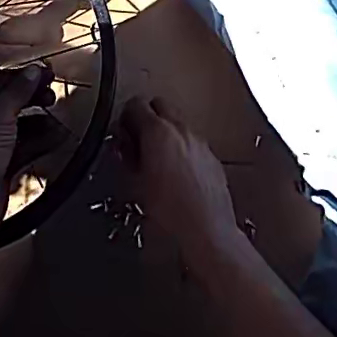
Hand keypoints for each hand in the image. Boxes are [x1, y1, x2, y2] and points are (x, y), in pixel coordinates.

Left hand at [0, 65, 56, 243]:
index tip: (45, 74)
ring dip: (40, 123)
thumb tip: (31, 72)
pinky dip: (41, 143)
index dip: (25, 76)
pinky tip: (54, 140)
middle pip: (12, 104)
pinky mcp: (1, 168)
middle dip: (33, 98)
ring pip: (20, 128)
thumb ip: (18, 91)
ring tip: (57, 120)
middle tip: (52, 95)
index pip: (3, 82)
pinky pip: (25, 150)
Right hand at [117, 96, 239, 254]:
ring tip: (159, 157)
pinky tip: (179, 171)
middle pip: (160, 104)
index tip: (123, 131)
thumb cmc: (170, 212)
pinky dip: (183, 146)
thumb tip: (125, 147)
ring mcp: (199, 141)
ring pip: (178, 121)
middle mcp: (180, 129)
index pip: (136, 104)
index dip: (126, 116)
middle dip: (148, 115)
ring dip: (166, 130)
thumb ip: (128, 156)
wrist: (208, 233)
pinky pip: (193, 140)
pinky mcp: (212, 156)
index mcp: (157, 131)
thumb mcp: (136, 183)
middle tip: (139, 138)